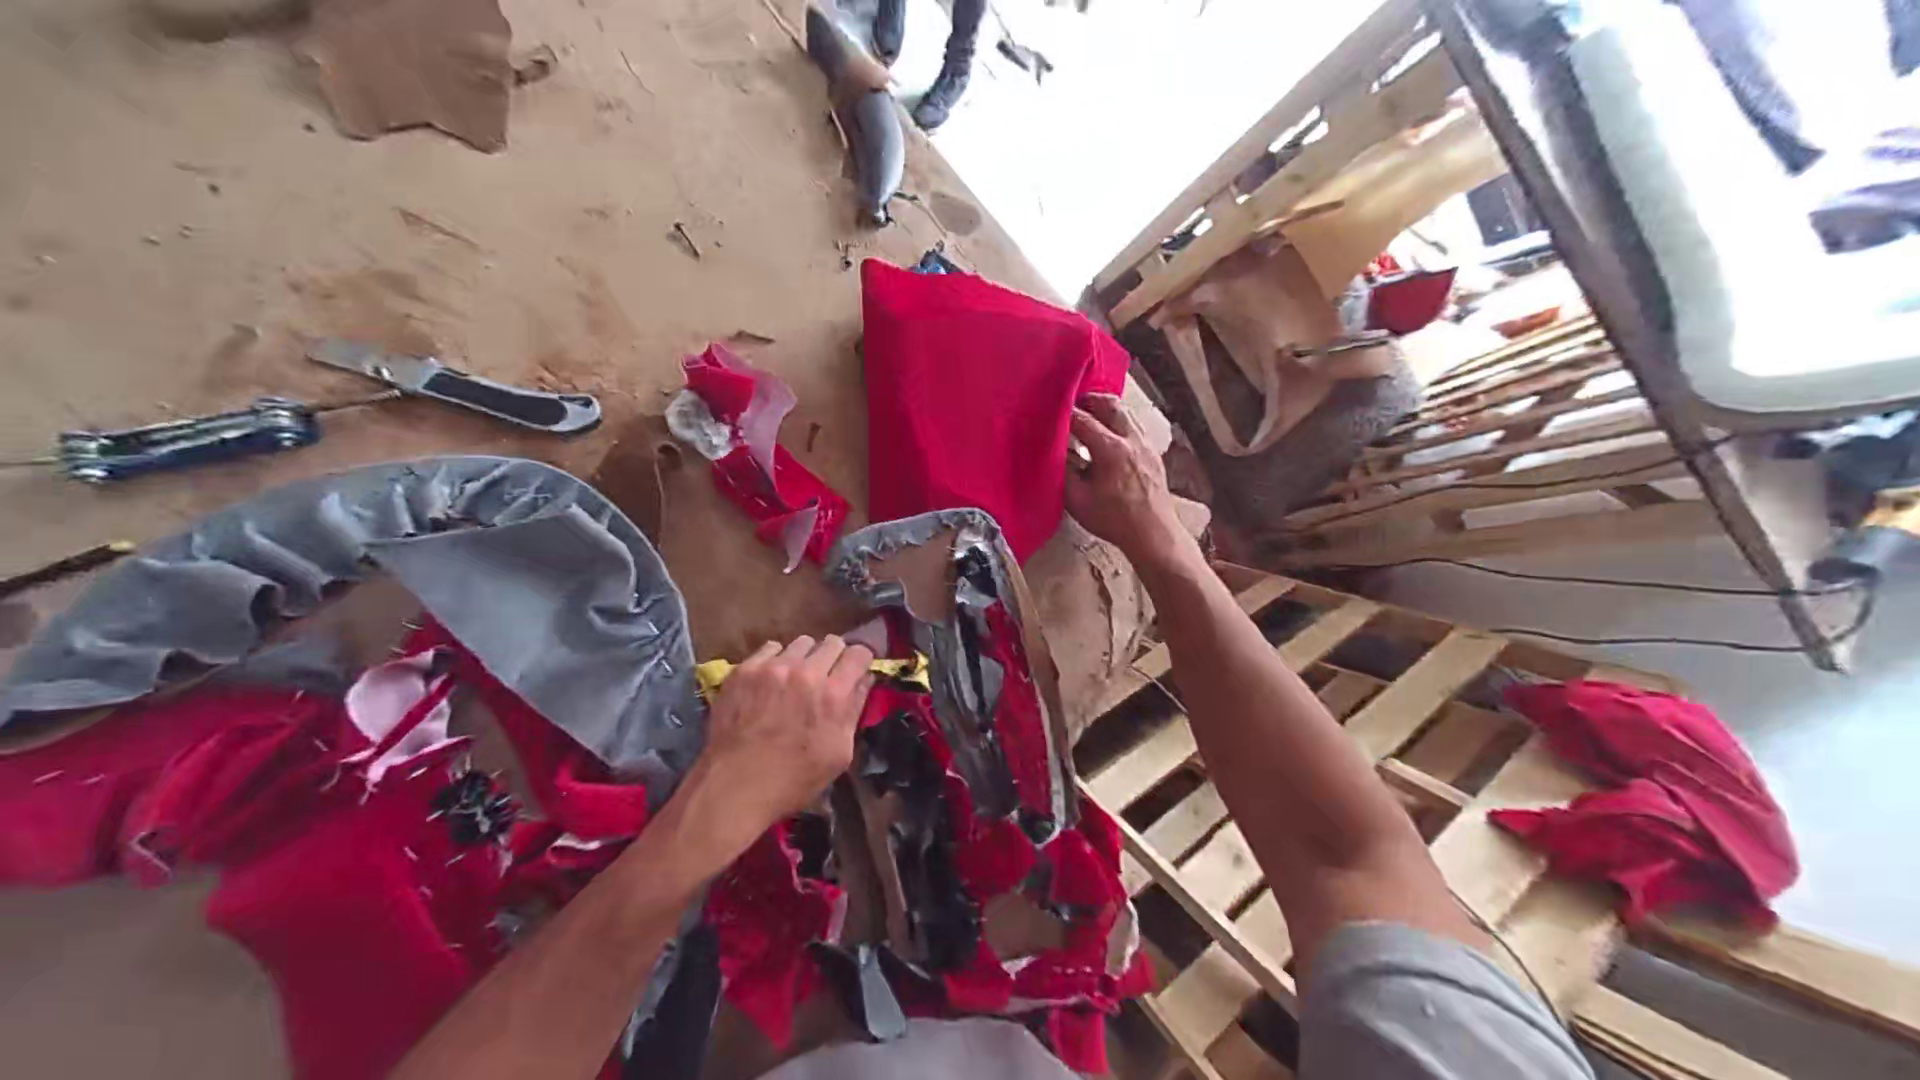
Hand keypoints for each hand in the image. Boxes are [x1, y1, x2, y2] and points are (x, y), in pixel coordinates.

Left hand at [689, 635, 874, 837]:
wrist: (736, 785)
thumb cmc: (794, 778)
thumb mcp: (840, 753)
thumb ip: (854, 710)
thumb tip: (864, 680)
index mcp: (834, 694)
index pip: (859, 653)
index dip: (860, 661)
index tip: (854, 672)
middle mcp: (805, 672)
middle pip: (832, 642)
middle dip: (834, 657)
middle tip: (825, 677)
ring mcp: (772, 667)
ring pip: (801, 643)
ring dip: (804, 658)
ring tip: (795, 679)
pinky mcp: (745, 669)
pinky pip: (770, 648)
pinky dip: (775, 660)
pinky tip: (770, 681)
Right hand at [1064, 394, 1195, 569]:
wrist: (1153, 534)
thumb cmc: (1113, 519)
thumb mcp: (1077, 500)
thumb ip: (1064, 472)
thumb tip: (1055, 454)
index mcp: (1110, 449)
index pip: (1082, 420)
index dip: (1064, 414)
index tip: (1052, 413)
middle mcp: (1131, 440)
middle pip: (1111, 405)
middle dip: (1091, 400)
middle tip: (1075, 404)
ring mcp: (1146, 446)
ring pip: (1127, 413)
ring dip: (1108, 409)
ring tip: (1093, 415)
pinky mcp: (1154, 456)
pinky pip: (1136, 428)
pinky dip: (1121, 423)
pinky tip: (1112, 436)